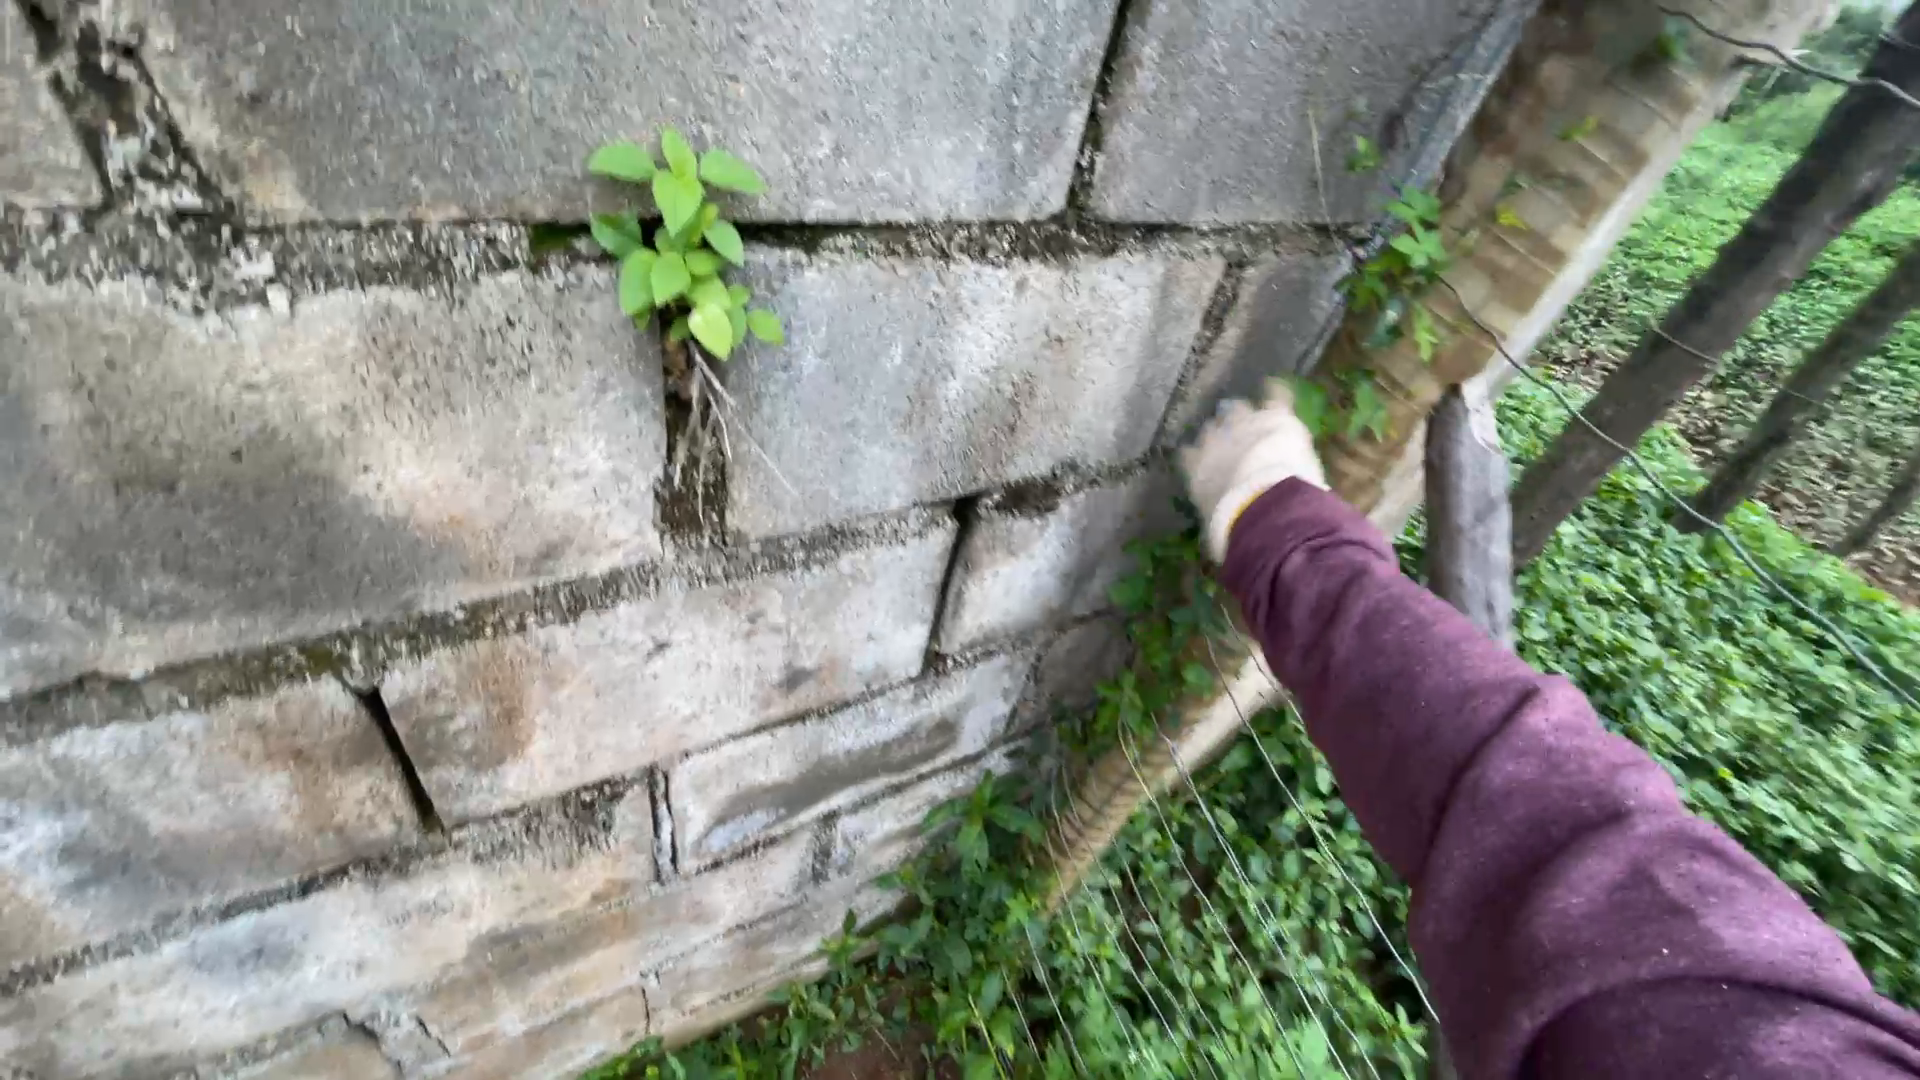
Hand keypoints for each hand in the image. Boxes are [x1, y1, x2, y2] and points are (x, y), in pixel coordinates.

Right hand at [1178, 380, 1327, 560]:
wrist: (1261, 504)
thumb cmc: (1233, 524)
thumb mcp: (1214, 527)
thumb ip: (1214, 518)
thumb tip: (1217, 535)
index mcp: (1196, 469)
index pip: (1189, 456)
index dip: (1198, 457)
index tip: (1203, 460)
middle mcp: (1213, 441)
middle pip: (1213, 428)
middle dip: (1222, 431)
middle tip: (1233, 437)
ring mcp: (1242, 424)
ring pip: (1238, 409)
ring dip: (1244, 414)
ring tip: (1252, 415)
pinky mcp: (1273, 416)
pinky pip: (1273, 396)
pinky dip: (1274, 391)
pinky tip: (1276, 386)